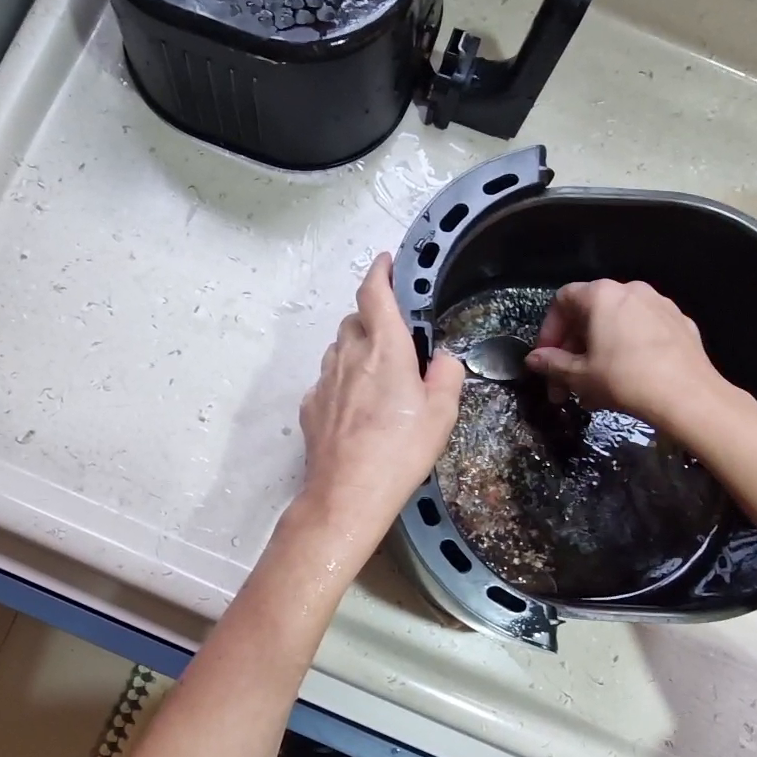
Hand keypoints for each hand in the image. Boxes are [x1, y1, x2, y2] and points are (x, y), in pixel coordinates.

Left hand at [296, 253, 463, 544]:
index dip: (380, 272)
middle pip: (355, 320)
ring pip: (338, 349)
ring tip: (377, 376)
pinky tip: (356, 407)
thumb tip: (441, 359)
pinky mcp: (311, 407)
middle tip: (394, 337)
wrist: (348, 493)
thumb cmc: (400, 451)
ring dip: (356, 350)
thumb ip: (446, 376)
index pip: (375, 293)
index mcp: (384, 348)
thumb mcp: (442, 414)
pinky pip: (327, 381)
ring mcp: (324, 381)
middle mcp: (348, 355)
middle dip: (373, 318)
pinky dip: (341, 382)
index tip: (387, 263)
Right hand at [525, 279, 733, 428]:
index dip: (548, 331)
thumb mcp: (579, 376)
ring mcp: (660, 305)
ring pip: (616, 324)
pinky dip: (626, 350)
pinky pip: (642, 332)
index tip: (545, 360)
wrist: (687, 396)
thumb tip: (533, 359)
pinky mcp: (680, 323)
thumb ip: (552, 364)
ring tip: (592, 389)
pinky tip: (626, 380)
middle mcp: (631, 290)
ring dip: (597, 352)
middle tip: (564, 384)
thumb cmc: (624, 379)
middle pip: (590, 314)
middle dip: (572, 349)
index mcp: (602, 296)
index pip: (563, 300)